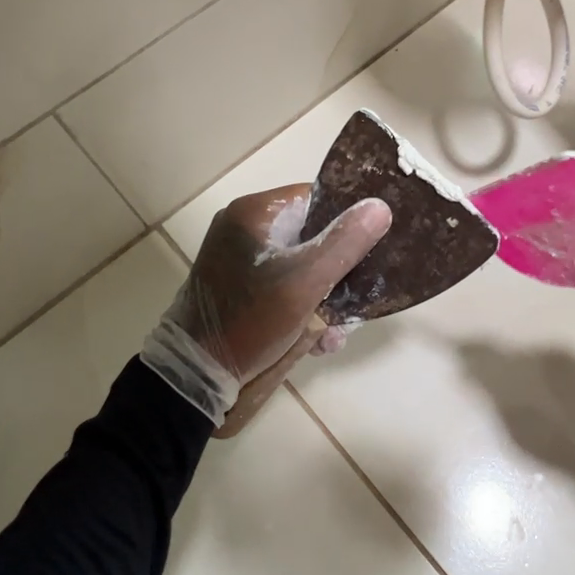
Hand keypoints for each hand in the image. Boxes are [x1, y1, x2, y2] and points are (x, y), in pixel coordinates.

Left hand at [143, 184, 390, 428]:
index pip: (316, 198)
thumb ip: (345, 243)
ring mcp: (239, 259)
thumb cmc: (251, 320)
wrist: (194, 375)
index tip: (371, 250)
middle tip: (356, 305)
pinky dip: (303, 309)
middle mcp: (244, 228)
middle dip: (339, 273)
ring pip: (302, 266)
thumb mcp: (305, 282)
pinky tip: (317, 341)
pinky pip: (284, 286)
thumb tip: (380, 205)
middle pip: (312, 235)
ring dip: (325, 299)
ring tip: (334, 334)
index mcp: (255, 213)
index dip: (348, 222)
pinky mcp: (238, 287)